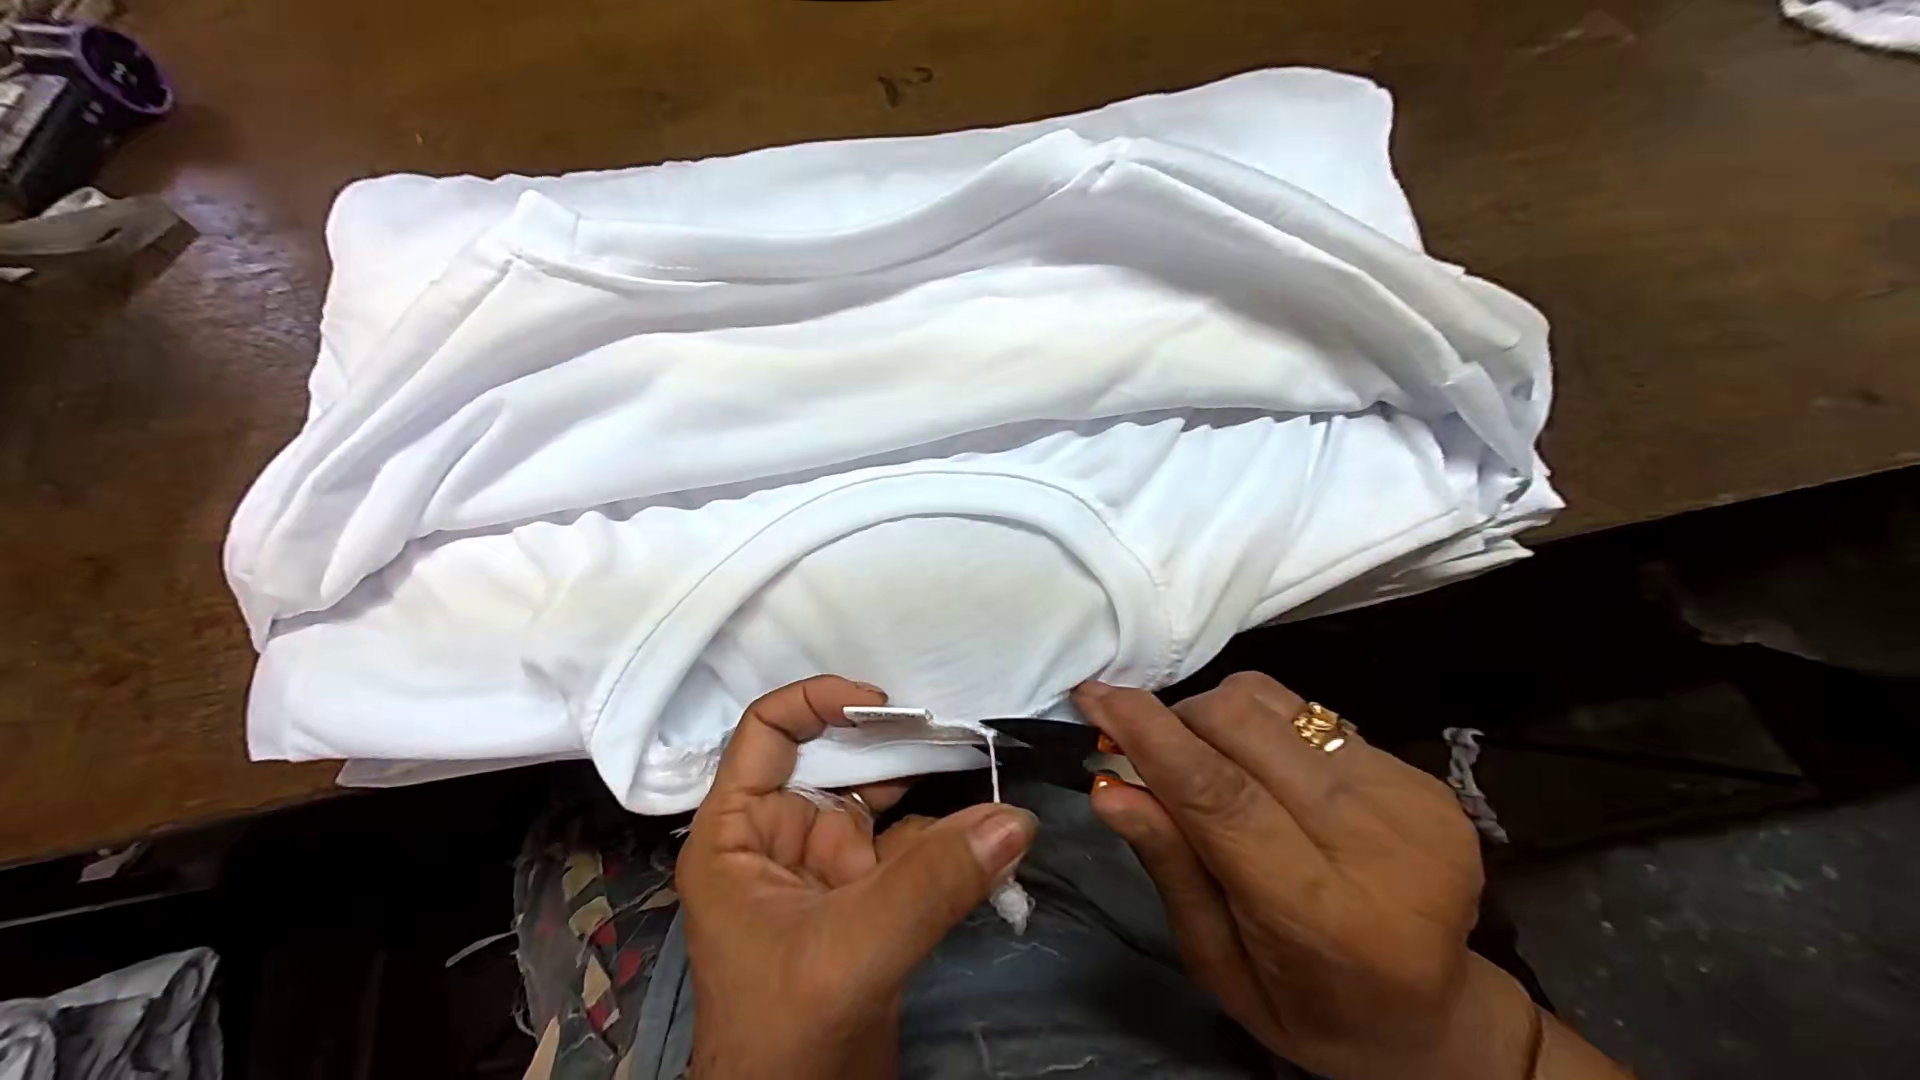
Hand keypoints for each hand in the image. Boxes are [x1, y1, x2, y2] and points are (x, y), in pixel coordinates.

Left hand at [676, 676, 1037, 1079]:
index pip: (767, 732)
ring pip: (880, 800)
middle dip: (893, 744)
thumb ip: (932, 881)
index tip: (883, 706)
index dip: (818, 701)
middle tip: (957, 731)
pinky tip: (990, 832)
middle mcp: (780, 834)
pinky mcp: (864, 893)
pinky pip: (910, 846)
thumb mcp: (852, 950)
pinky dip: (949, 837)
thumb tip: (1014, 819)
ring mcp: (826, 863)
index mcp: (739, 831)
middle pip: (835, 759)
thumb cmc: (786, 1034)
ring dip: (930, 786)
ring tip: (983, 766)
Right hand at [1074, 674, 1537, 1079]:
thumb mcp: (1216, 960)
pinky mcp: (1422, 774)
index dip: (1150, 735)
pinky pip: (1306, 709)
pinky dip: (1259, 724)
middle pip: (1241, 725)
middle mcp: (1378, 844)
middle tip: (1148, 747)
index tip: (1093, 698)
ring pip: (1269, 702)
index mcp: (1323, 916)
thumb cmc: (1307, 1007)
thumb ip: (1168, 864)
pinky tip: (1264, 768)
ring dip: (1214, 716)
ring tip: (1209, 760)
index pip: (1220, 795)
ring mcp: (1410, 799)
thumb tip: (1108, 788)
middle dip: (1175, 719)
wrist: (1436, 1017)